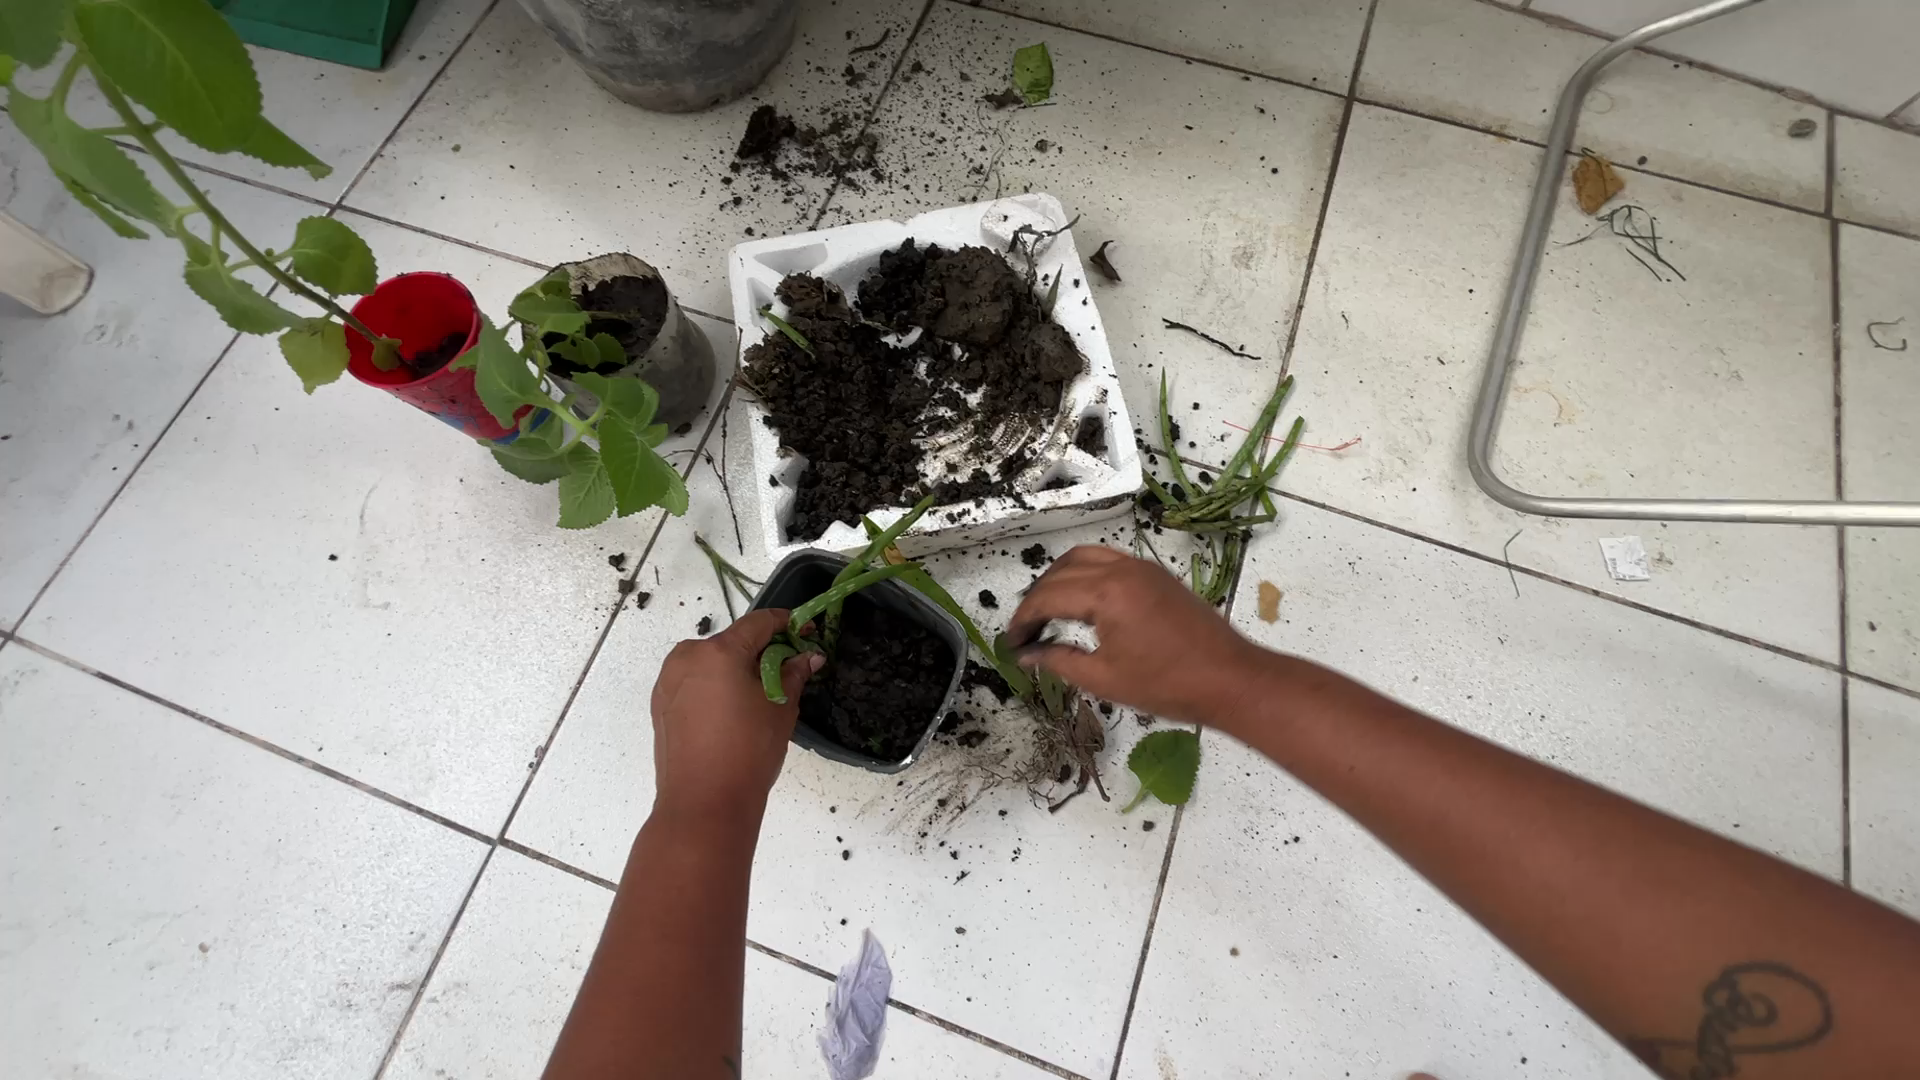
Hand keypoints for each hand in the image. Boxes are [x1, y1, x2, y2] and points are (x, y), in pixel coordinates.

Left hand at [649, 608, 820, 827]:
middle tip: (787, 669)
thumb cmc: (748, 750)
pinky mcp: (661, 703)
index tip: (808, 632)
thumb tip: (808, 656)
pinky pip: (696, 681)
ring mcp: (669, 680)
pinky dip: (717, 685)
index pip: (759, 622)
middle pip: (733, 641)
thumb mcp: (780, 707)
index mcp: (719, 652)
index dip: (787, 623)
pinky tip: (734, 710)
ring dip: (737, 668)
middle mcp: (688, 657)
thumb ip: (793, 673)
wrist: (703, 803)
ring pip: (712, 661)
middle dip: (762, 650)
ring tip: (760, 694)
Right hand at [1006, 546, 1269, 727]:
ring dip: (1059, 579)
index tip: (1011, 643)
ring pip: (1084, 557)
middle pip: (1061, 571)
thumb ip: (1059, 661)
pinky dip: (1084, 573)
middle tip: (1025, 630)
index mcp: (1106, 592)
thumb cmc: (1167, 685)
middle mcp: (1121, 569)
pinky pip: (1108, 560)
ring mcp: (1141, 567)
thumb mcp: (1104, 679)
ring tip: (1047, 611)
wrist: (1231, 679)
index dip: (1023, 619)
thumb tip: (1027, 656)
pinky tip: (1082, 601)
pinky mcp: (1156, 575)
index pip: (1048, 597)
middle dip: (1036, 598)